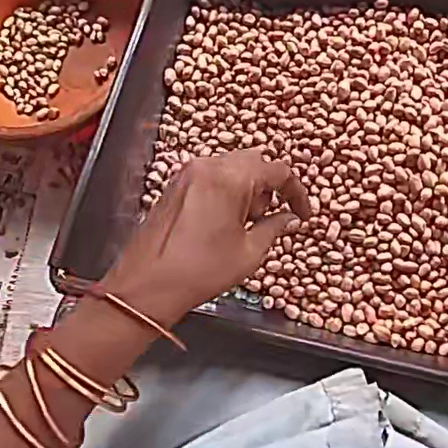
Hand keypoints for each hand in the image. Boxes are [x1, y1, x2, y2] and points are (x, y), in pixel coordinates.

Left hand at [101, 150, 312, 324]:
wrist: (146, 285)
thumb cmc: (199, 271)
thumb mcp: (249, 253)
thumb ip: (274, 228)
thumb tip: (288, 218)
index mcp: (230, 178)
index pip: (277, 170)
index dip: (296, 193)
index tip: (301, 214)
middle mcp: (207, 166)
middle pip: (254, 162)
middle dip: (269, 188)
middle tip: (270, 220)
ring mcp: (187, 174)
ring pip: (231, 168)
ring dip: (247, 189)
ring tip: (244, 226)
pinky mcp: (174, 186)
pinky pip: (210, 177)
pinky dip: (226, 191)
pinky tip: (223, 223)